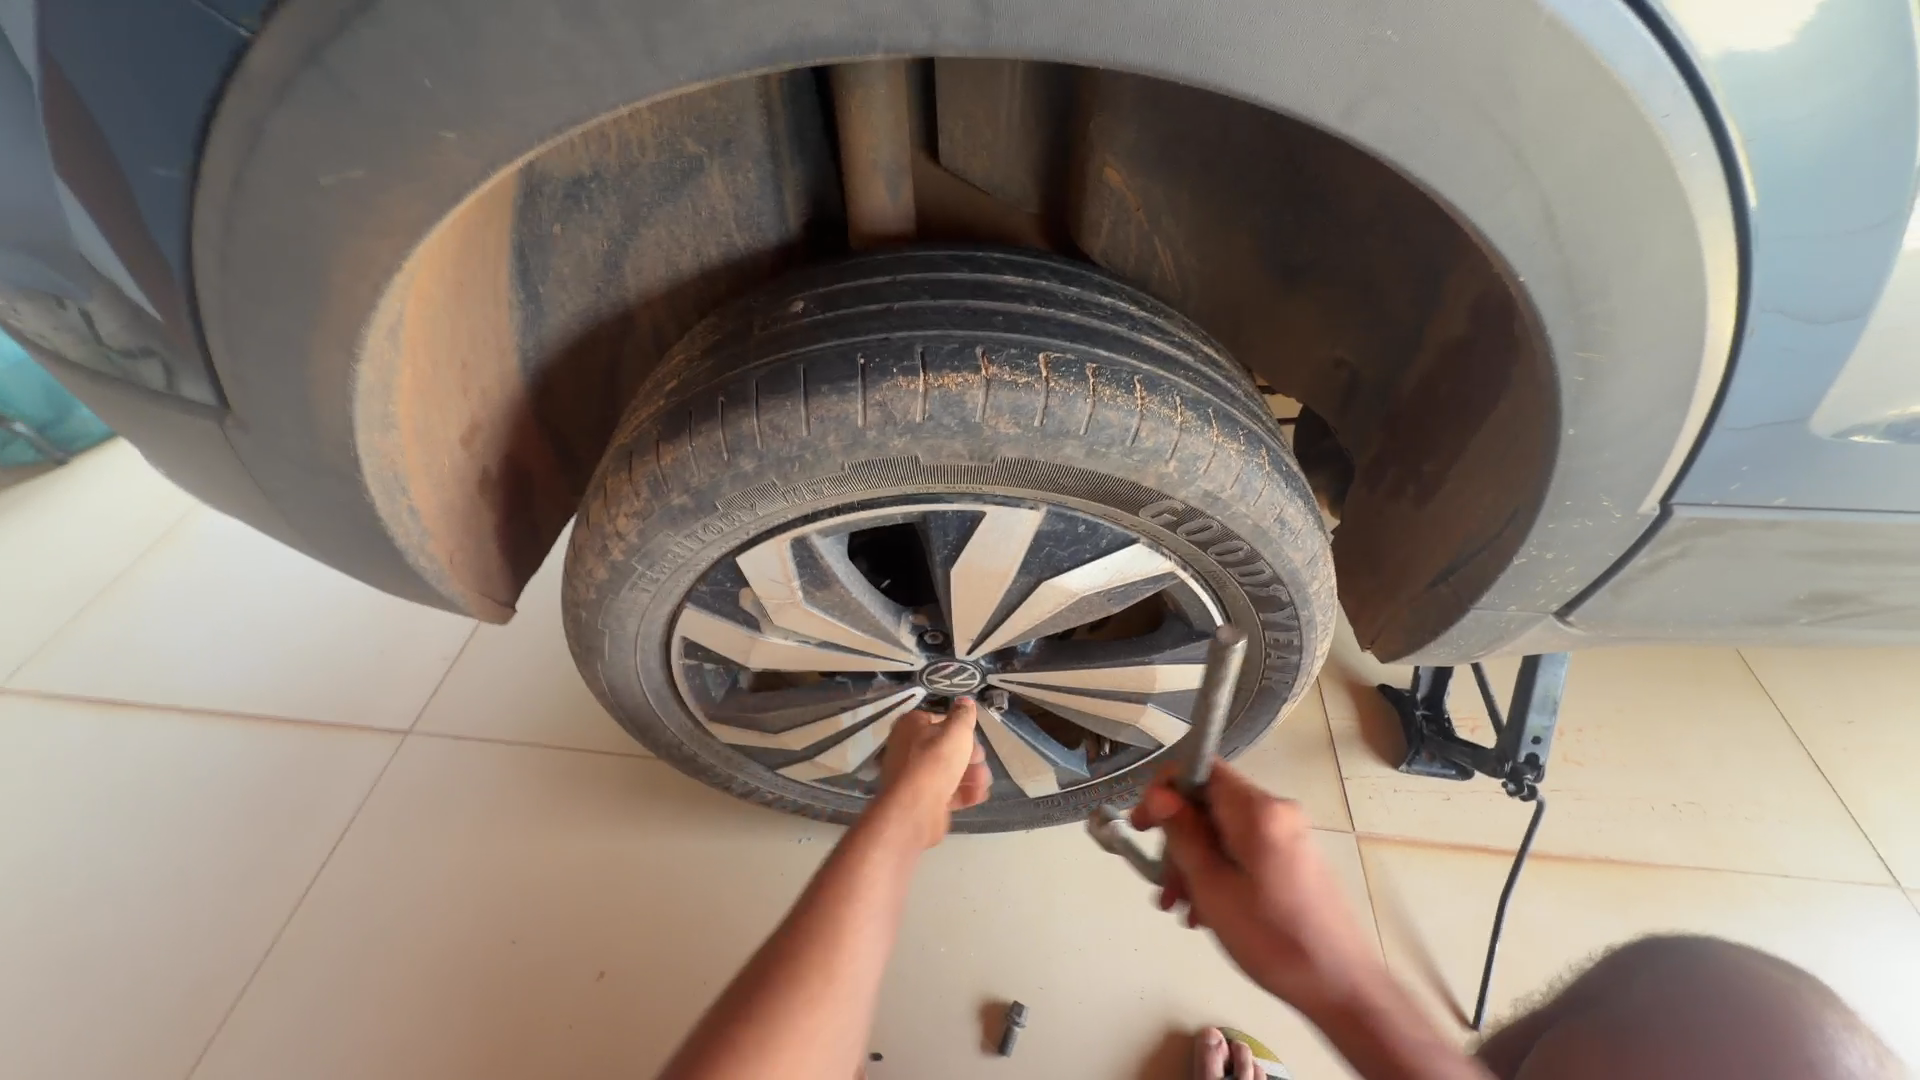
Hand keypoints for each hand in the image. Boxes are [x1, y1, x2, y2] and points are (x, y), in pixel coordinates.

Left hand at [873, 697, 991, 847]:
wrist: (914, 810)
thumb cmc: (935, 762)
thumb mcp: (956, 731)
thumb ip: (963, 715)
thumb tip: (965, 701)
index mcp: (911, 725)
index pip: (938, 719)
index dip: (959, 727)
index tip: (974, 735)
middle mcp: (908, 748)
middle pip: (945, 747)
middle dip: (969, 754)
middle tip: (981, 760)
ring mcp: (914, 776)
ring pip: (948, 770)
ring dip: (970, 774)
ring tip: (983, 781)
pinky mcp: (922, 799)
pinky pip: (945, 791)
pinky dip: (962, 792)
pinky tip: (978, 795)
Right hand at [1131, 762, 1383, 1016]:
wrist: (1344, 989)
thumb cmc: (1272, 938)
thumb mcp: (1213, 886)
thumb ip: (1183, 834)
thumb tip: (1158, 794)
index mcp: (1258, 810)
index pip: (1201, 768)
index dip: (1164, 789)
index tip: (1143, 827)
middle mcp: (1276, 811)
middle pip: (1209, 805)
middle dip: (1178, 840)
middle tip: (1162, 885)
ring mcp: (1288, 836)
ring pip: (1223, 832)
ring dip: (1195, 863)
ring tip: (1182, 908)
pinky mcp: (1294, 859)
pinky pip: (1243, 850)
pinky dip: (1220, 871)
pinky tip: (1207, 912)